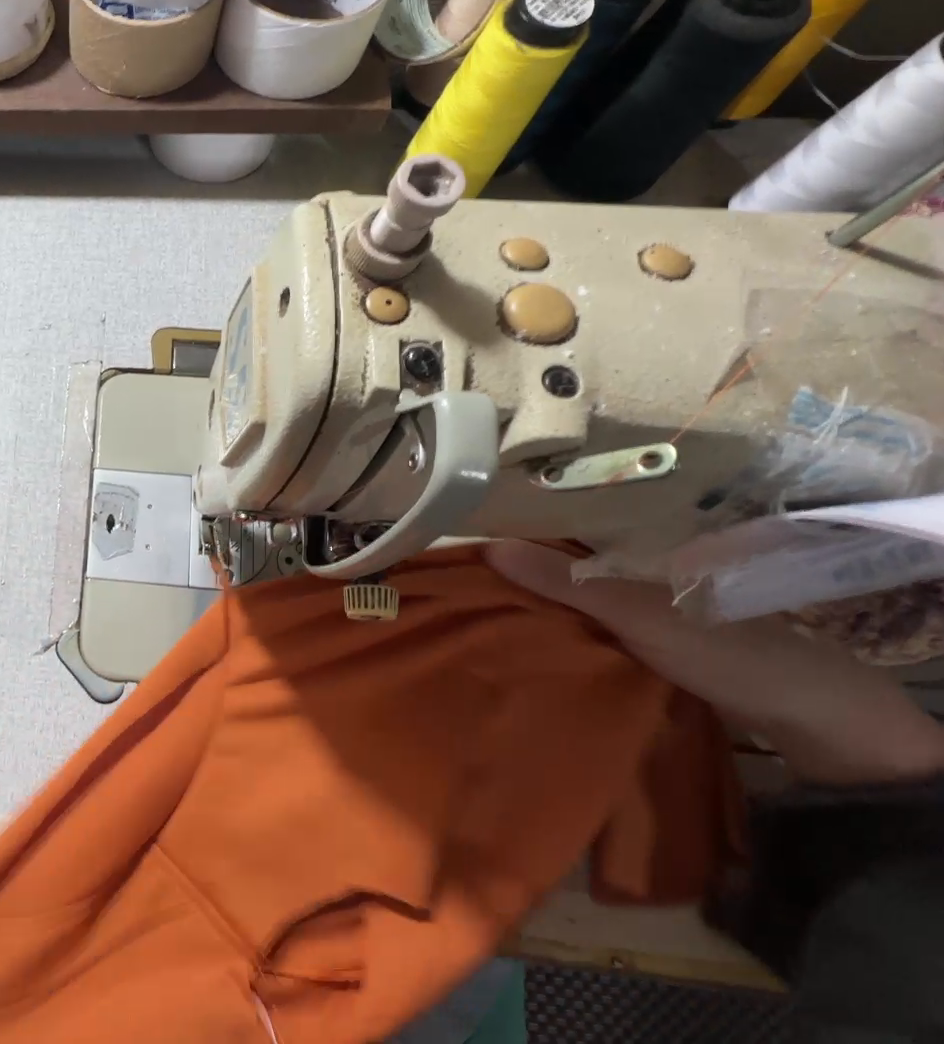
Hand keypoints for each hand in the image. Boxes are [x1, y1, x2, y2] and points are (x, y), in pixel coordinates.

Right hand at [486, 541, 943, 786]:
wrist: (802, 715)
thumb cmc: (721, 648)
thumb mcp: (634, 611)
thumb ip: (566, 581)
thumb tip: (488, 546)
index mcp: (630, 554)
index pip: (555, 535)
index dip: (508, 538)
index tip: (455, 548)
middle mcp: (627, 577)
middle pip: (552, 571)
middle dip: (506, 576)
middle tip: (447, 584)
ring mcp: (631, 616)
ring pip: (562, 604)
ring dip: (523, 609)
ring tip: (466, 612)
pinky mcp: (633, 650)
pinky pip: (576, 634)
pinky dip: (548, 636)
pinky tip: (517, 645)